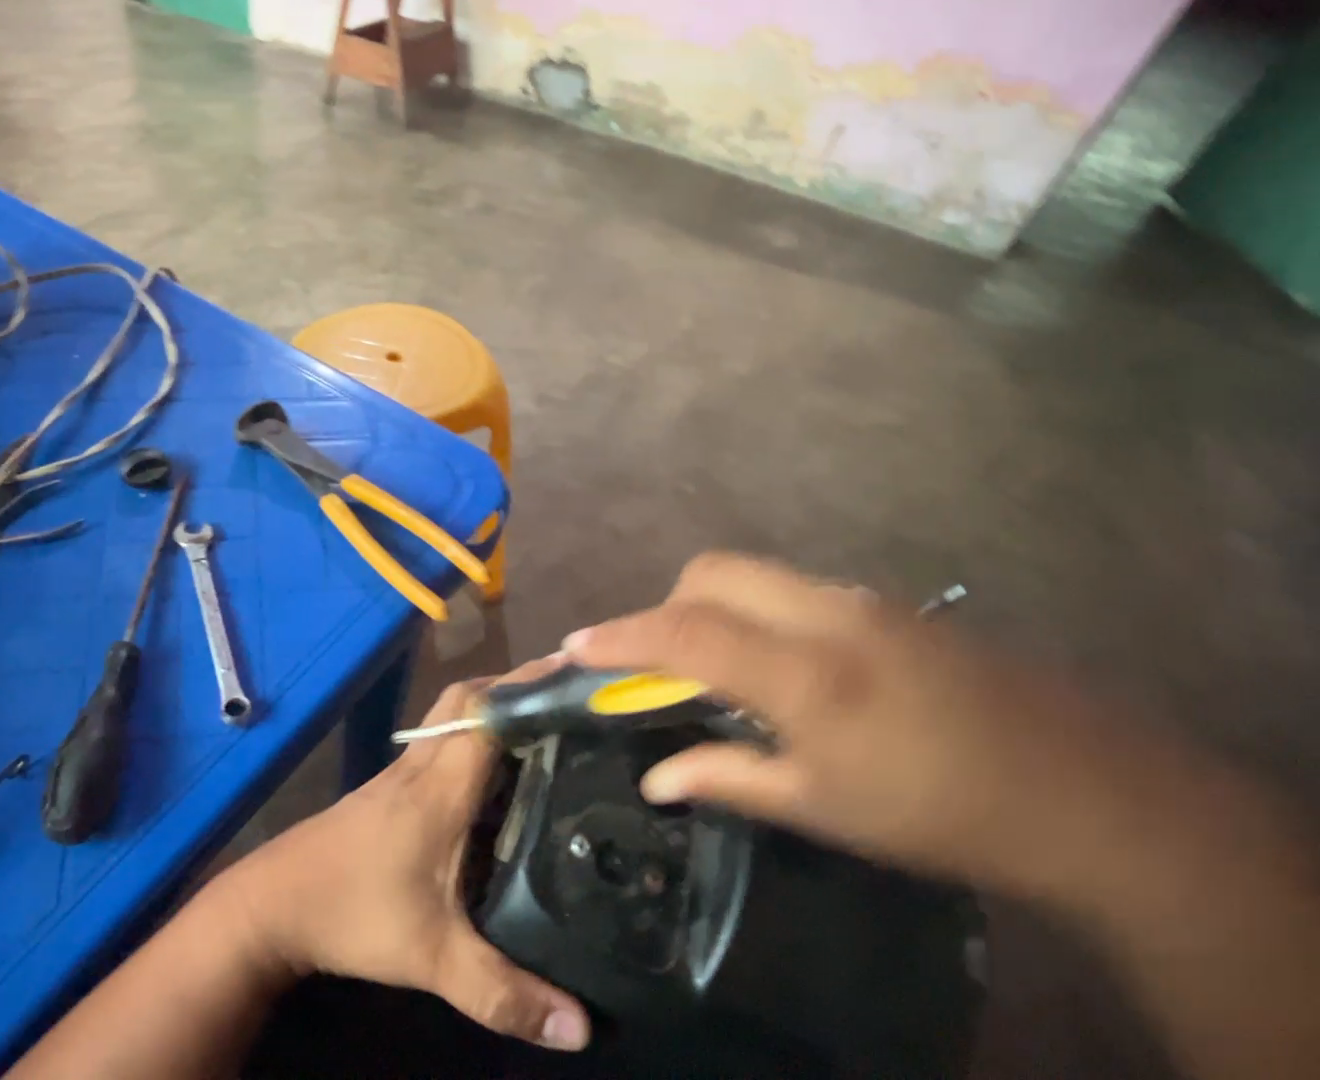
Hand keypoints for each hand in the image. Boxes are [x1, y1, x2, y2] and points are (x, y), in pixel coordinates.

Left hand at [211, 660, 590, 1050]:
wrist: (269, 905)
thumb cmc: (352, 915)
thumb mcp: (432, 959)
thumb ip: (503, 993)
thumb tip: (581, 1029)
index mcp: (437, 790)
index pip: (485, 715)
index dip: (530, 690)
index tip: (579, 680)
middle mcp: (419, 768)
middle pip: (465, 701)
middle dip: (515, 688)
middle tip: (569, 698)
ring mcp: (397, 776)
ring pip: (448, 720)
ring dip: (492, 710)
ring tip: (546, 727)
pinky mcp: (385, 792)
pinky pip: (437, 747)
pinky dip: (470, 740)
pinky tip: (494, 776)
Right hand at [562, 552, 1162, 897]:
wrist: (1090, 795)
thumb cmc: (939, 814)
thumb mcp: (822, 808)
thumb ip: (727, 778)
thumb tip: (655, 779)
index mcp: (805, 673)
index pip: (686, 633)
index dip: (620, 637)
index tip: (575, 647)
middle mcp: (827, 616)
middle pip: (714, 573)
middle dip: (666, 606)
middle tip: (657, 664)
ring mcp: (864, 603)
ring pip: (757, 576)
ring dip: (715, 607)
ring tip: (718, 670)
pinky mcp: (893, 608)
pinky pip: (797, 590)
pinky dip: (760, 612)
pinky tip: (784, 669)